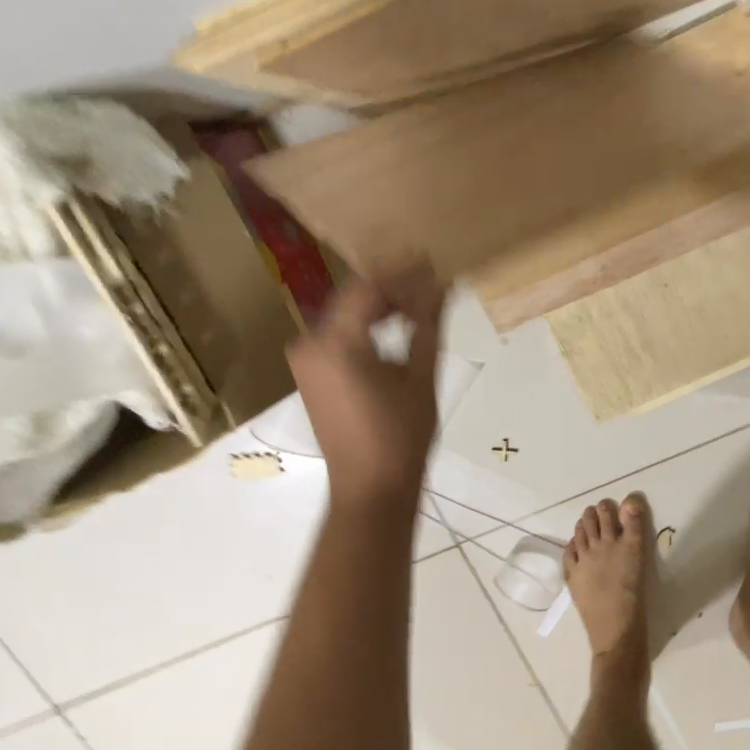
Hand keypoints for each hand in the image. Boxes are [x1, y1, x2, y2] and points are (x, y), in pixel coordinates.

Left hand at [287, 264, 449, 508]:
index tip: (431, 259)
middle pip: (354, 300)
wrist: (370, 490)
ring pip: (348, 317)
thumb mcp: (421, 376)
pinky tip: (399, 328)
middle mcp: (311, 345)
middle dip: (394, 287)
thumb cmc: (401, 435)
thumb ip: (428, 324)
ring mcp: (307, 362)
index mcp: (336, 343)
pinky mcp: (312, 377)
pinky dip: (369, 328)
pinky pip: (341, 337)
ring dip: (382, 307)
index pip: (368, 288)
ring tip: (422, 302)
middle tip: (433, 280)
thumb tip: (442, 284)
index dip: (401, 270)